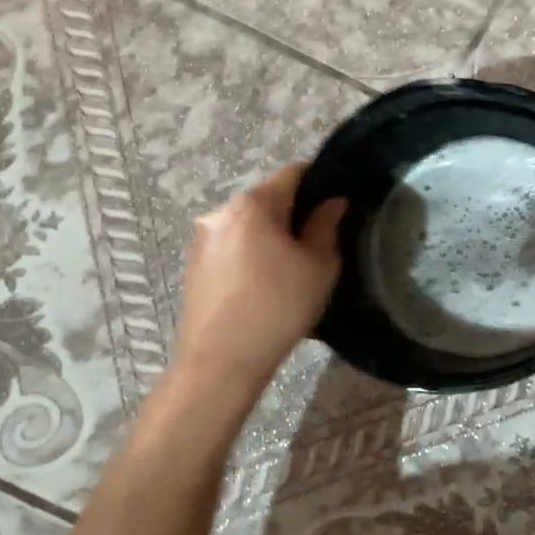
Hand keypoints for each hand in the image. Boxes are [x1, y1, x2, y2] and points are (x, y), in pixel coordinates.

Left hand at [174, 164, 345, 396]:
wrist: (220, 361)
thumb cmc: (278, 307)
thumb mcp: (319, 265)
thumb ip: (327, 225)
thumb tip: (333, 202)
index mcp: (254, 205)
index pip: (294, 173)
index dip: (321, 182)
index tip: (339, 203)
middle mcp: (221, 212)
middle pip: (269, 198)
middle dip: (296, 211)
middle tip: (322, 239)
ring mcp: (203, 238)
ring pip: (250, 223)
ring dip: (273, 233)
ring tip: (294, 264)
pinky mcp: (194, 264)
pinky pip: (234, 244)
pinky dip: (254, 251)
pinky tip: (267, 280)